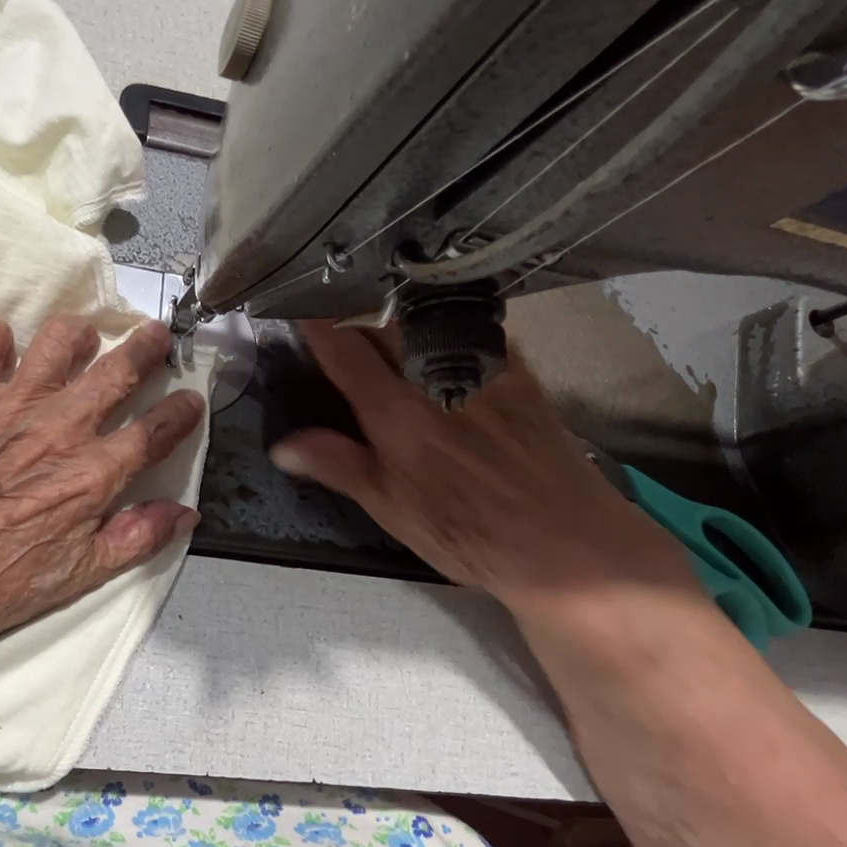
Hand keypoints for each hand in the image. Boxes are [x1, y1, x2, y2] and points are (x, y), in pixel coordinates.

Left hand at [0, 315, 205, 642]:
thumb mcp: (79, 575)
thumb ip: (136, 539)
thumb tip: (183, 514)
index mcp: (92, 475)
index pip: (155, 430)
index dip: (181, 411)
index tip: (189, 400)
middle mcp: (58, 428)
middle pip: (117, 370)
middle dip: (146, 346)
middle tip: (155, 336)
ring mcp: (10, 404)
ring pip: (58, 339)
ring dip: (77, 334)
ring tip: (81, 341)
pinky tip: (4, 355)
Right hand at [269, 320, 697, 613]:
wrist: (563, 541)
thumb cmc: (467, 533)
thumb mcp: (391, 508)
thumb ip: (338, 466)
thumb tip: (282, 446)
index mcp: (394, 411)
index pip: (343, 349)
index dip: (314, 324)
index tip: (296, 304)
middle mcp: (433, 378)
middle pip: (383, 323)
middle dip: (352, 309)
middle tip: (332, 305)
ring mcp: (481, 370)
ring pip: (427, 319)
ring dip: (395, 308)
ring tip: (378, 305)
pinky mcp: (520, 372)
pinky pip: (477, 328)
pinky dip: (449, 320)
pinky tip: (443, 324)